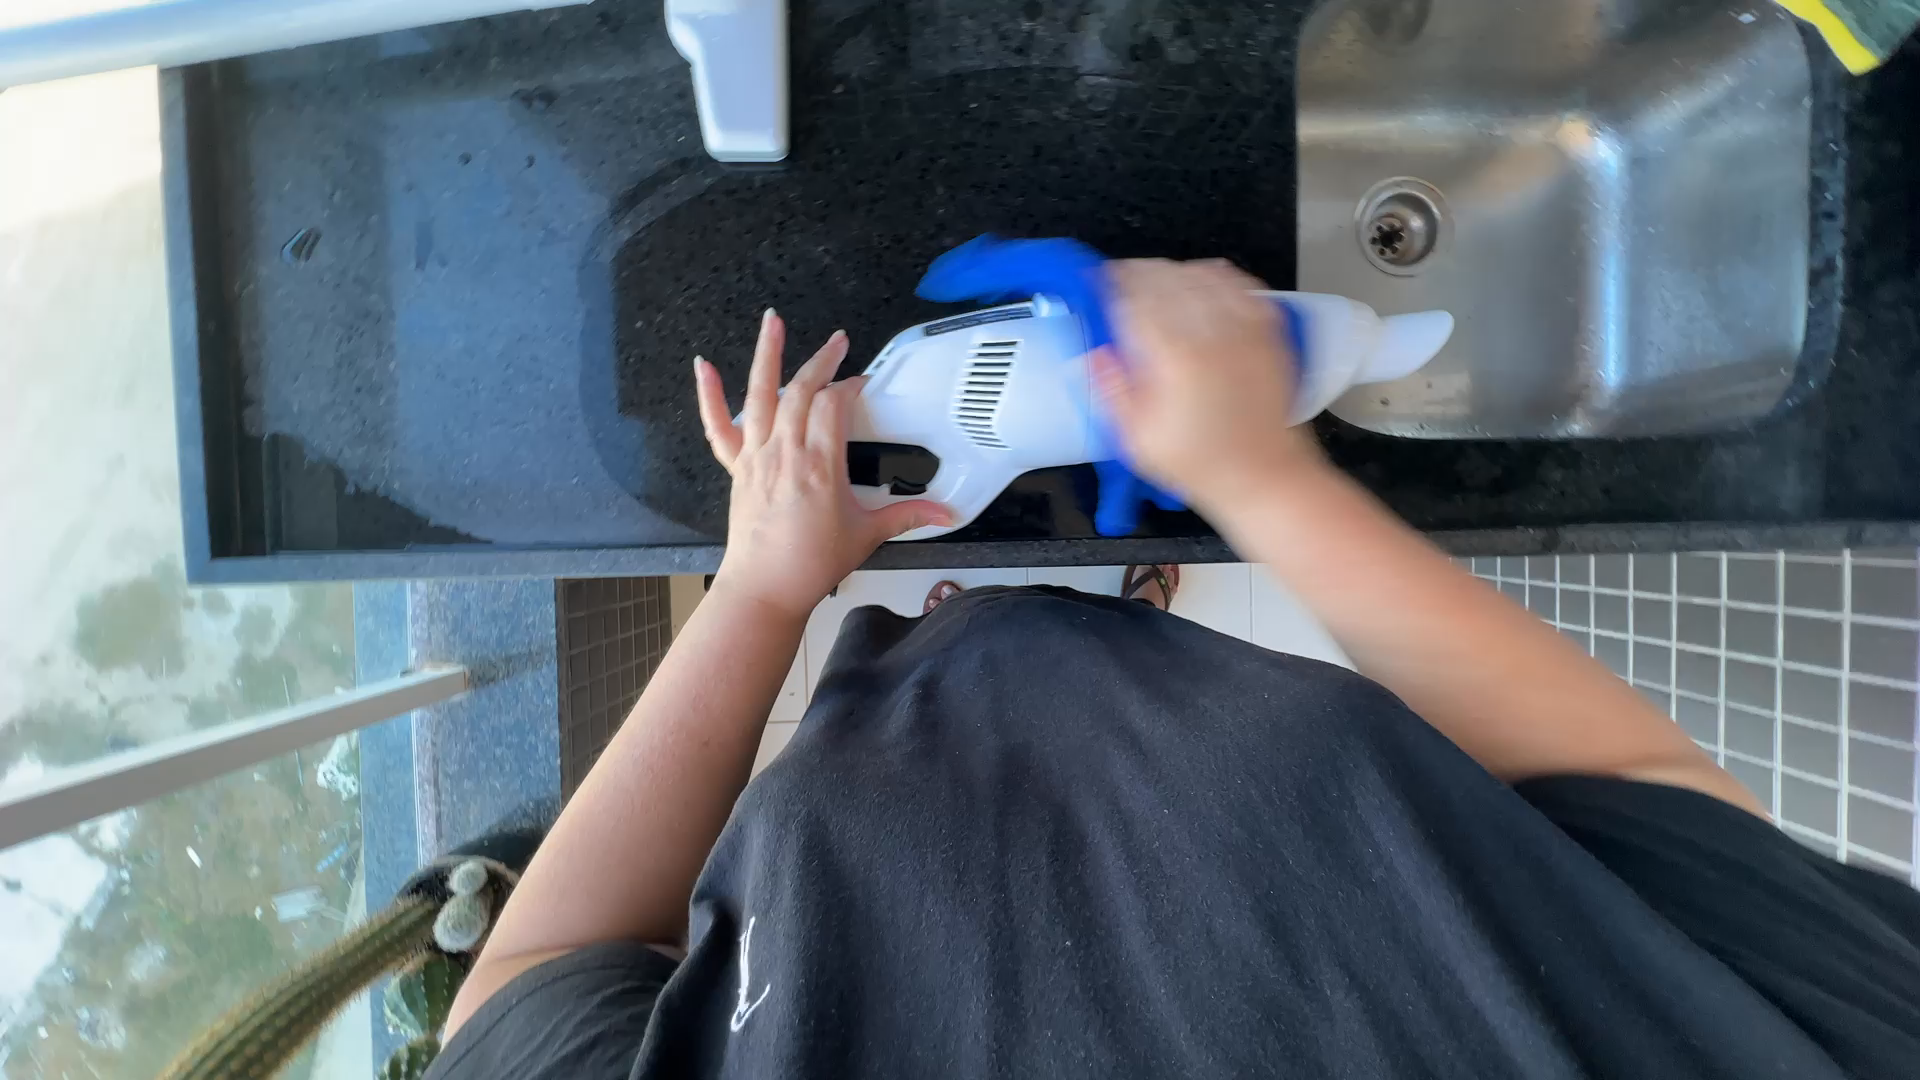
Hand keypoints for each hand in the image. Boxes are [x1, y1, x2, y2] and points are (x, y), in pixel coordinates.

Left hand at [695, 309, 950, 620]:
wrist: (765, 588)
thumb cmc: (815, 563)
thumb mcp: (867, 535)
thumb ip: (908, 516)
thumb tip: (949, 515)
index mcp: (820, 464)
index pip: (834, 406)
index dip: (851, 387)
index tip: (864, 384)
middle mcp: (786, 451)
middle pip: (802, 391)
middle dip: (822, 361)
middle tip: (839, 341)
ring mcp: (757, 457)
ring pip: (761, 395)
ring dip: (768, 354)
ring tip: (773, 319)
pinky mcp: (738, 468)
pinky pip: (720, 427)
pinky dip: (710, 396)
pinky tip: (703, 365)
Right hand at [1092, 259, 1326, 513]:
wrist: (1262, 476)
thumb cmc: (1199, 464)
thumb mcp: (1138, 440)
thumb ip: (1113, 391)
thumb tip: (1092, 355)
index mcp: (1174, 358)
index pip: (1136, 299)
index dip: (1112, 284)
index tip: (1098, 281)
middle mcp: (1210, 334)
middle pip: (1168, 279)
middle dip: (1140, 273)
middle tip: (1120, 278)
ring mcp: (1244, 330)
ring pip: (1203, 276)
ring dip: (1174, 271)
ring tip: (1156, 278)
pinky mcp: (1267, 334)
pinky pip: (1239, 286)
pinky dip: (1216, 276)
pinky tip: (1202, 281)